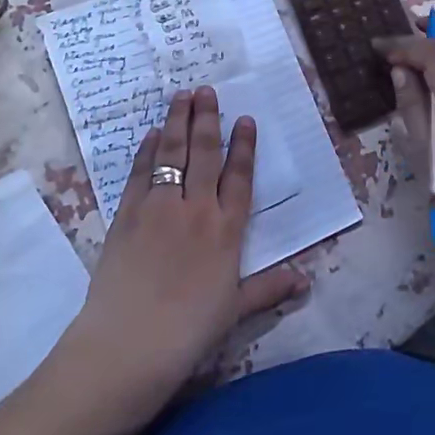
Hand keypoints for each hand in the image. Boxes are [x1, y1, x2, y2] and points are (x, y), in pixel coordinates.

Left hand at [74, 87, 307, 394]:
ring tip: (182, 95)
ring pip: (172, 155)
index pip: (239, 178)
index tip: (245, 119)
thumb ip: (269, 288)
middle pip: (204, 155)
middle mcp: (196, 210)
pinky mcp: (127, 214)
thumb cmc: (188, 331)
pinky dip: (148, 150)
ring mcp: (159, 208)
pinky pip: (141, 173)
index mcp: (226, 231)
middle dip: (207, 119)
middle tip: (207, 90)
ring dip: (178, 122)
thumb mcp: (234, 310)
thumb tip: (306, 281)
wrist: (128, 344)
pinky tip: (153, 133)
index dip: (244, 147)